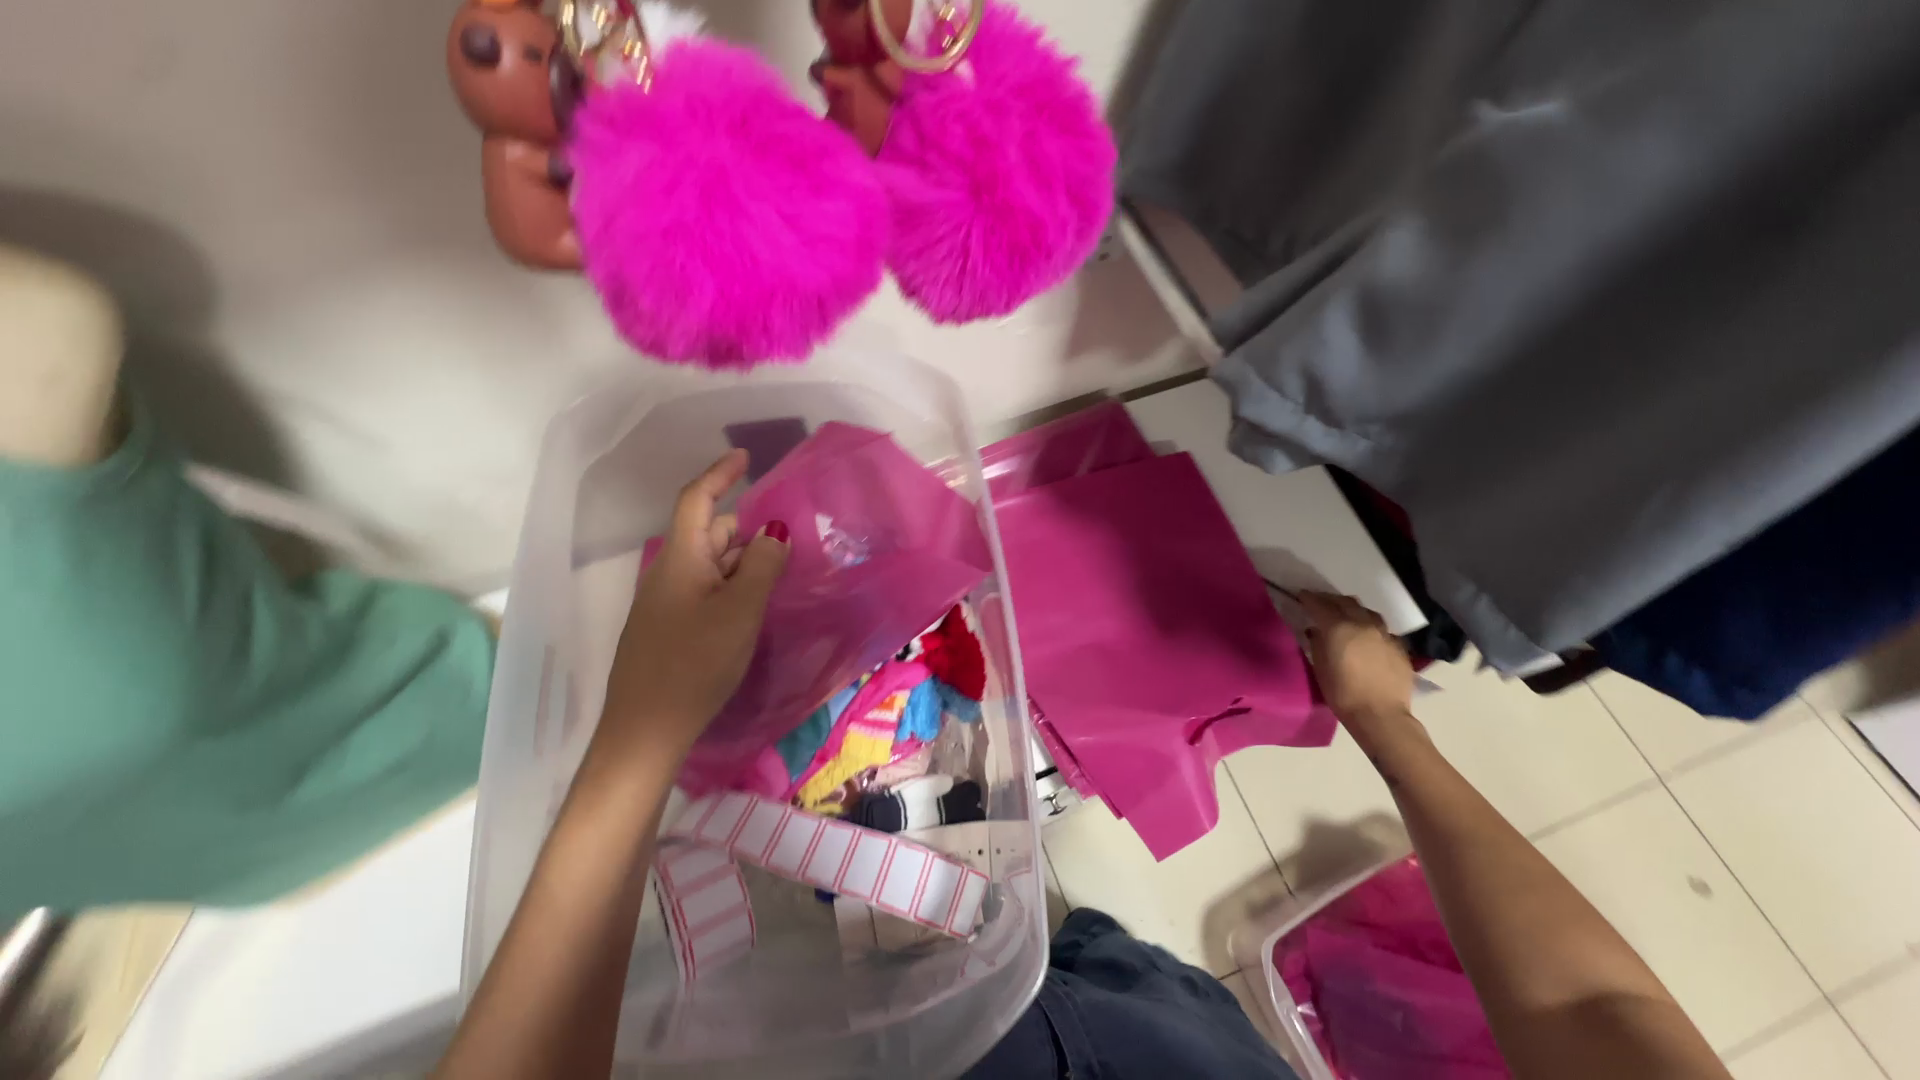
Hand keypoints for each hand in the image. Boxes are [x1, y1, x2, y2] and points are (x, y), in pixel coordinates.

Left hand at [597, 450, 789, 761]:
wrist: (646, 728)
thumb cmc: (694, 664)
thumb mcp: (739, 612)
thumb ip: (761, 567)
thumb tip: (774, 531)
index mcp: (681, 559)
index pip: (697, 500)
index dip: (719, 474)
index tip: (745, 458)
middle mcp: (669, 574)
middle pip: (708, 534)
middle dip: (745, 529)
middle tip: (786, 542)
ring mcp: (665, 604)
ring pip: (709, 566)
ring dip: (741, 562)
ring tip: (778, 577)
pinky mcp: (669, 631)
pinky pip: (704, 592)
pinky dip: (730, 588)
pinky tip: (751, 610)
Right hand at [1298, 592, 1417, 729]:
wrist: (1380, 714)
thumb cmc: (1342, 693)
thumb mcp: (1320, 667)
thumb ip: (1317, 643)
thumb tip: (1316, 631)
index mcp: (1339, 628)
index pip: (1320, 605)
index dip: (1308, 598)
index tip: (1301, 596)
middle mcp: (1363, 624)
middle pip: (1345, 602)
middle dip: (1330, 600)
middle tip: (1320, 603)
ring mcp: (1384, 633)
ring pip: (1367, 611)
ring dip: (1353, 609)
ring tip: (1346, 615)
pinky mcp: (1398, 646)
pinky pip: (1381, 629)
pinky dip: (1369, 627)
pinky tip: (1366, 636)